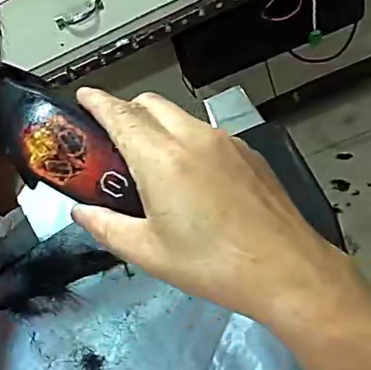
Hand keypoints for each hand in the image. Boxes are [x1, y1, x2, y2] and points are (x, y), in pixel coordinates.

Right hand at [70, 89, 369, 331]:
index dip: (96, 101)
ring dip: (159, 128)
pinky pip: (208, 134)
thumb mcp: (149, 253)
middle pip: (150, 103)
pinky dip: (188, 142)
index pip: (120, 113)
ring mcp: (227, 144)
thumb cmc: (219, 265)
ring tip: (152, 167)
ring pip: (182, 117)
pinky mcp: (249, 155)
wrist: (286, 270)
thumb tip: (84, 213)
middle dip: (126, 112)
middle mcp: (196, 139)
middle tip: (112, 141)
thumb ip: (106, 227)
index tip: (85, 99)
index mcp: (163, 159)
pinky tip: (191, 179)